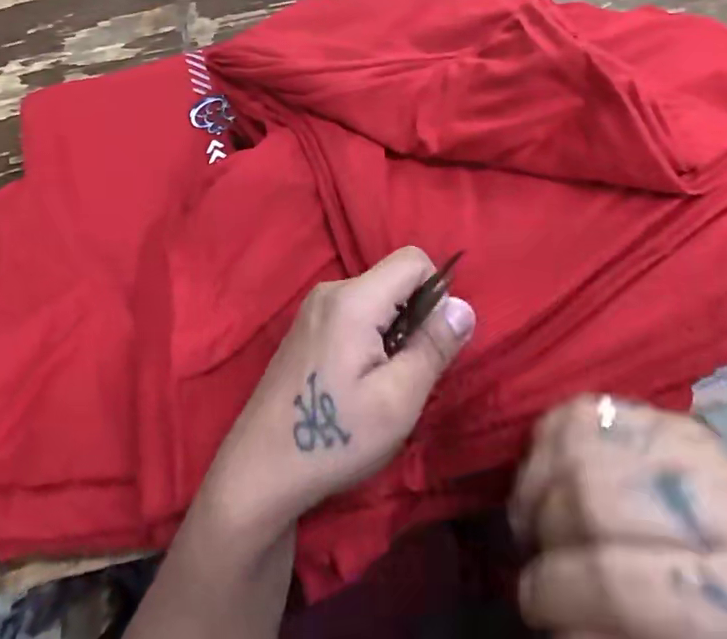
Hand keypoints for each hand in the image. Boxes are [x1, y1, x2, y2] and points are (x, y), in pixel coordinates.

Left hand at [195, 247, 476, 539]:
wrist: (262, 467)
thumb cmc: (336, 437)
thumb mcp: (398, 400)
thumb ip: (433, 347)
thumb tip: (464, 306)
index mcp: (352, 300)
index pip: (412, 259)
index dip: (435, 293)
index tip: (430, 343)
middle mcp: (330, 291)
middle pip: (392, 280)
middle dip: (413, 318)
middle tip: (403, 375)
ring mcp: (312, 309)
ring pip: (374, 300)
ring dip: (391, 333)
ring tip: (377, 386)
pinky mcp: (305, 328)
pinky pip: (352, 314)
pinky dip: (367, 339)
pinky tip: (354, 384)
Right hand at [510, 395, 726, 638]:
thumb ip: (627, 631)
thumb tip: (555, 622)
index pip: (619, 580)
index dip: (557, 599)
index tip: (538, 618)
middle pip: (590, 496)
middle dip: (541, 538)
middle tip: (533, 569)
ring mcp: (711, 450)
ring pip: (583, 437)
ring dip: (538, 483)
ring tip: (534, 521)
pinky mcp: (686, 423)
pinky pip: (595, 409)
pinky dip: (554, 441)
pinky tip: (551, 478)